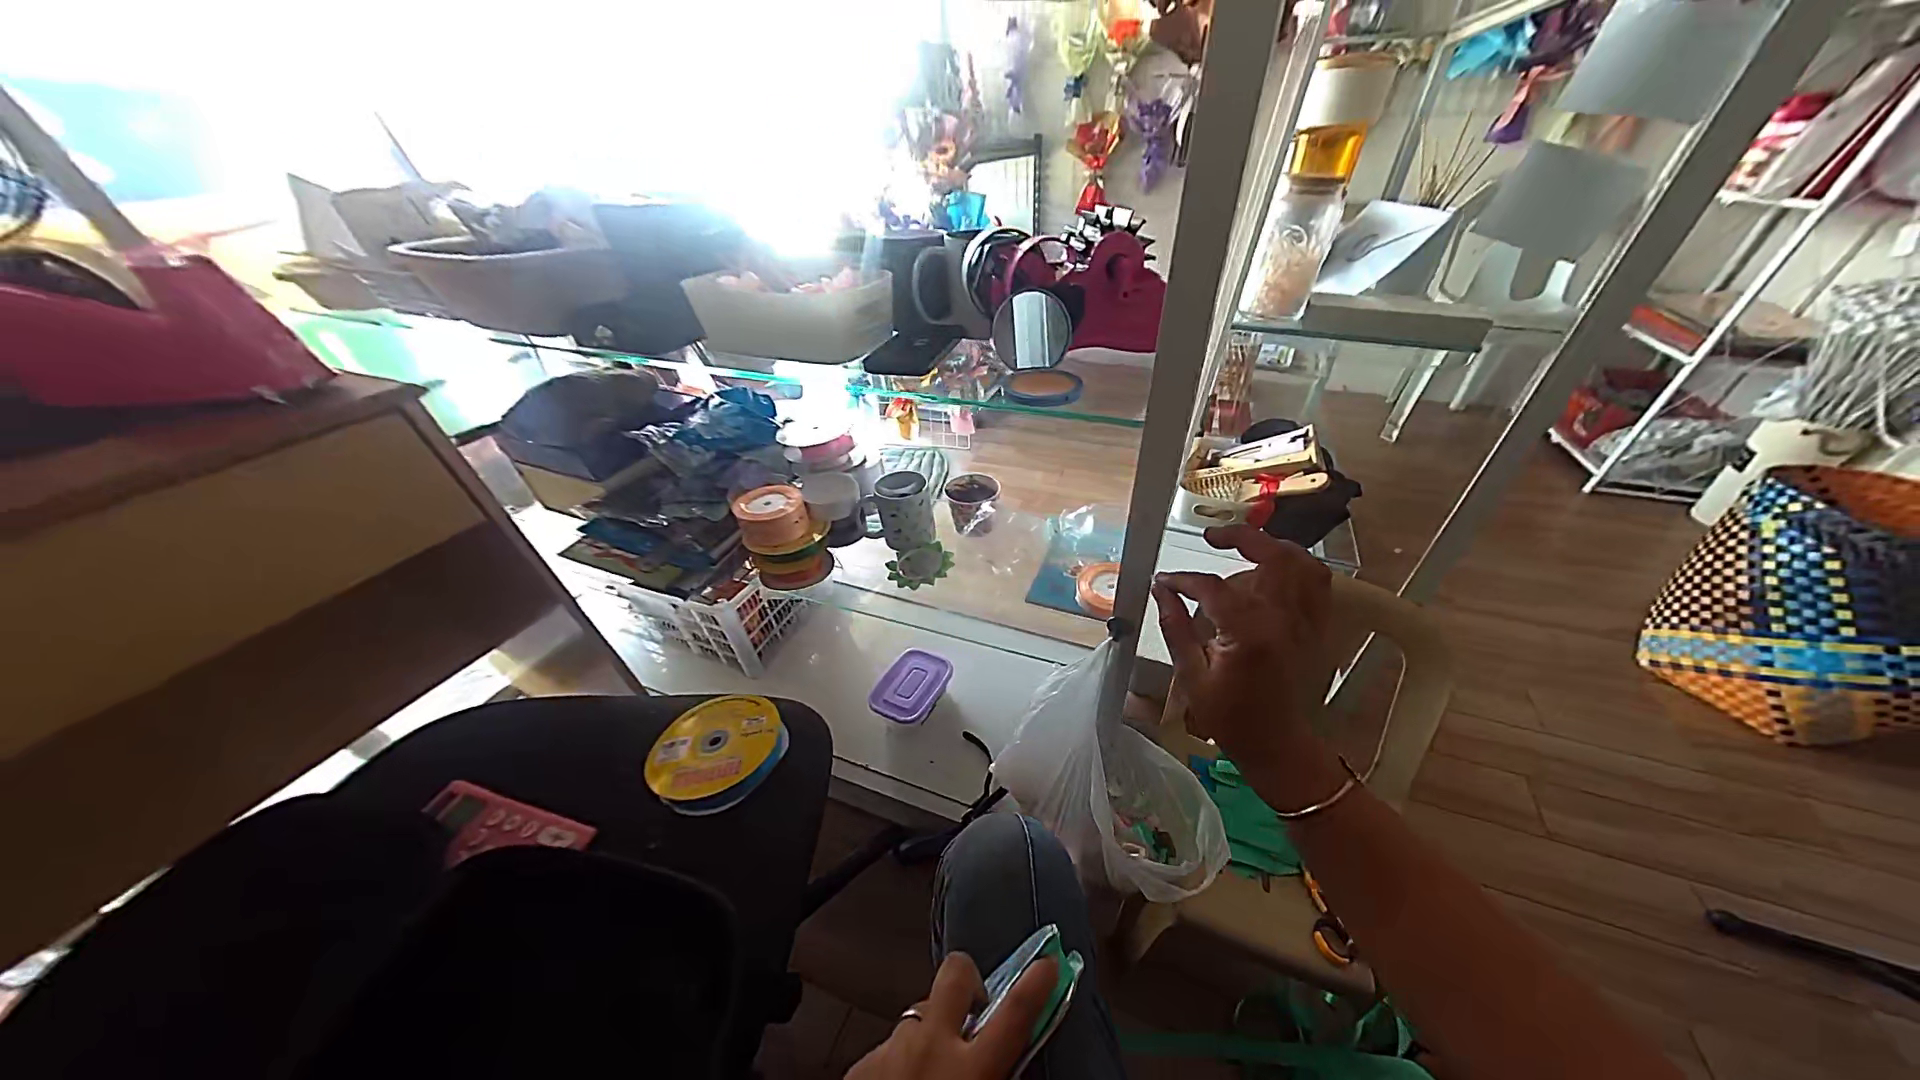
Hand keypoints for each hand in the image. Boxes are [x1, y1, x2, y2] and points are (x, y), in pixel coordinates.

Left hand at [845, 952, 1058, 1079]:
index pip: (1015, 1013)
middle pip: (955, 974)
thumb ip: (1000, 1078)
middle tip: (974, 1010)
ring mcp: (892, 1051)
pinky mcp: (860, 1067)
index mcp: (971, 1072)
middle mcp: (931, 1048)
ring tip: (931, 1074)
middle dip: (967, 980)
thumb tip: (1012, 1061)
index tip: (1048, 964)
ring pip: (918, 1014)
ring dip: (930, 1034)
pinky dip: (899, 1062)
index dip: (1037, 983)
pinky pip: (889, 1048)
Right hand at [1151, 525, 1336, 795]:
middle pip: (1273, 556)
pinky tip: (1274, 570)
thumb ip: (1175, 626)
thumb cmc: (1231, 717)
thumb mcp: (1191, 675)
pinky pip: (1318, 583)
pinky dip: (1297, 567)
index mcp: (1250, 633)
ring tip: (1245, 547)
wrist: (1278, 744)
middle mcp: (1284, 620)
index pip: (1213, 586)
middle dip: (1240, 536)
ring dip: (1273, 547)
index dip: (1184, 579)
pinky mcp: (1317, 628)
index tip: (1165, 582)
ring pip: (1302, 563)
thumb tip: (1162, 591)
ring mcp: (1308, 622)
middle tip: (1213, 537)